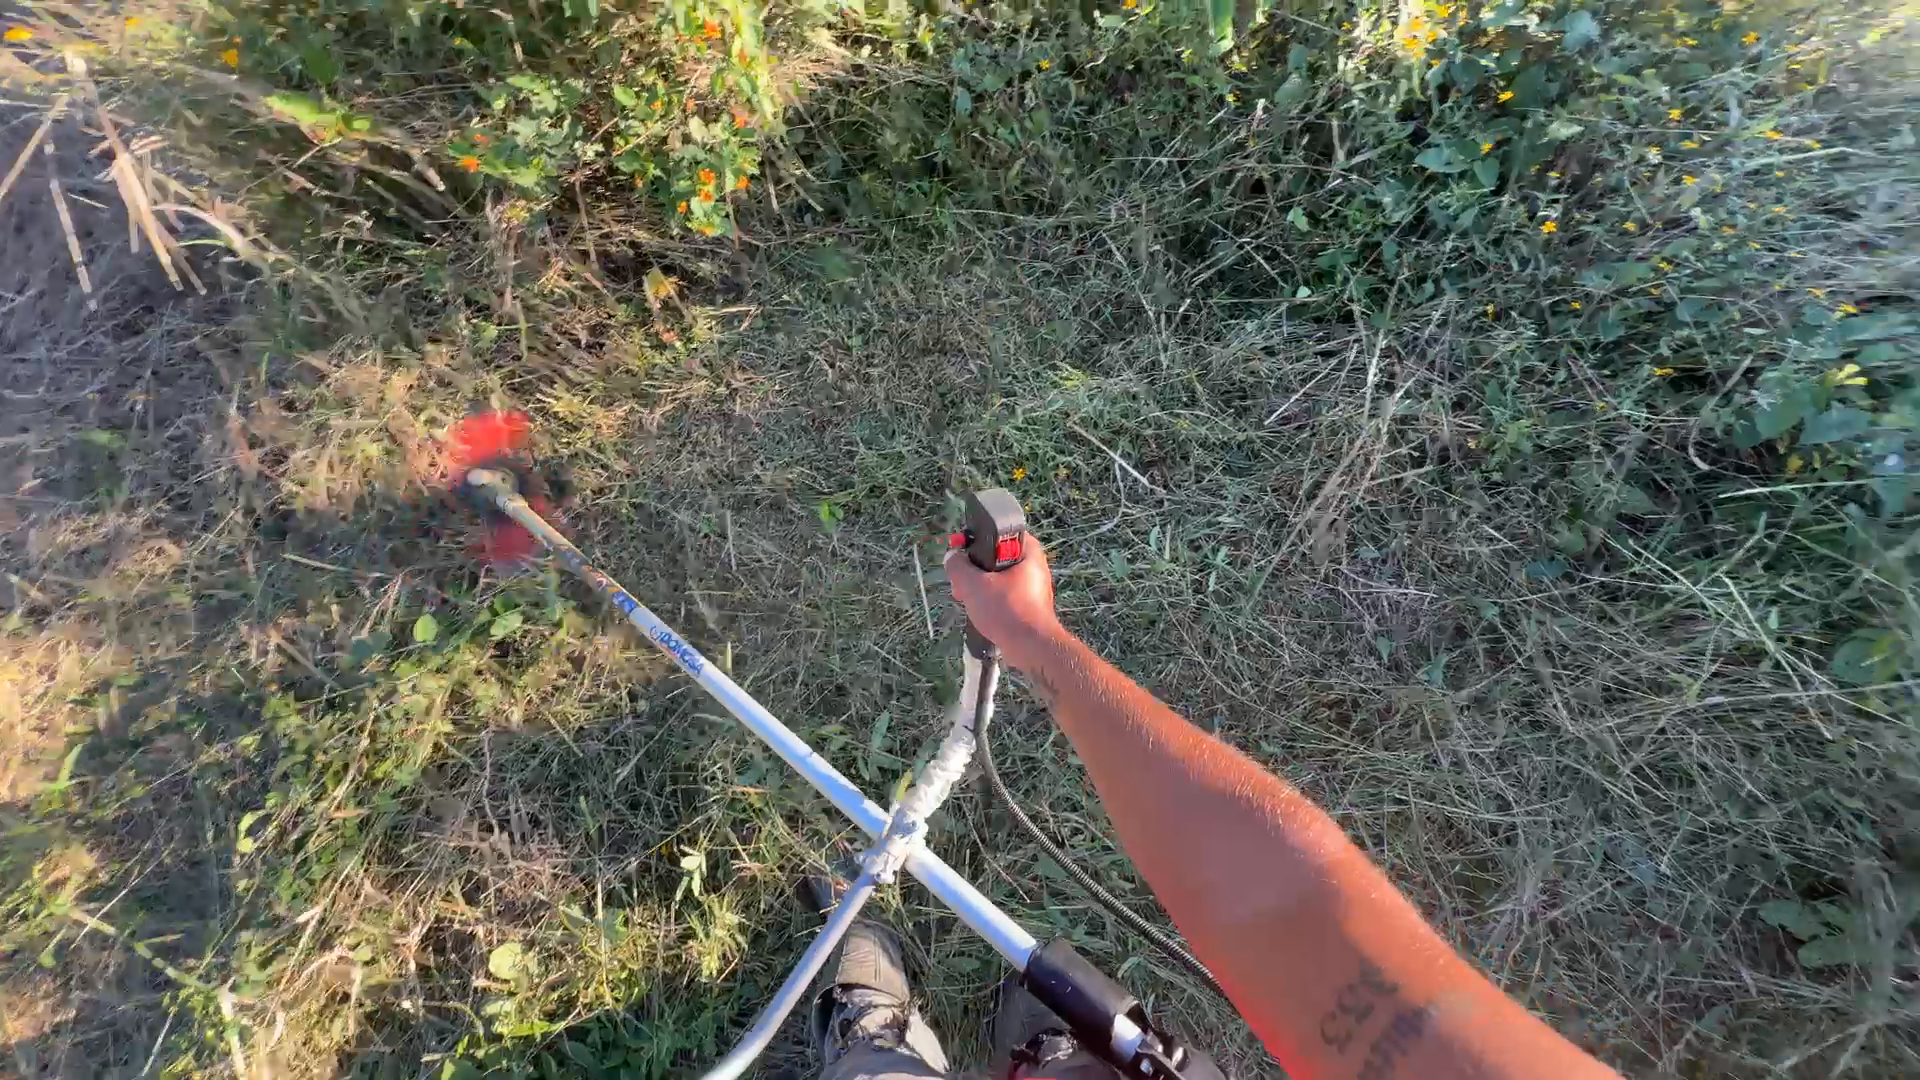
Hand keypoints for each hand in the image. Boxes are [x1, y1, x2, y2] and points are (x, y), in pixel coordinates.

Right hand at [945, 535, 1066, 669]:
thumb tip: (952, 557)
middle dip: (975, 571)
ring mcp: (1033, 588)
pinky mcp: (1030, 607)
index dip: (978, 542)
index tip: (962, 553)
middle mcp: (1034, 567)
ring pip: (999, 580)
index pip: (1001, 534)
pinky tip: (979, 613)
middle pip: (997, 559)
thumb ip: (958, 567)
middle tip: (961, 582)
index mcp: (1029, 552)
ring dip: (980, 588)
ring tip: (965, 599)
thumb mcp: (974, 585)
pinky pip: (1005, 597)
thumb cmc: (1006, 609)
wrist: (1030, 647)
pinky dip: (991, 602)